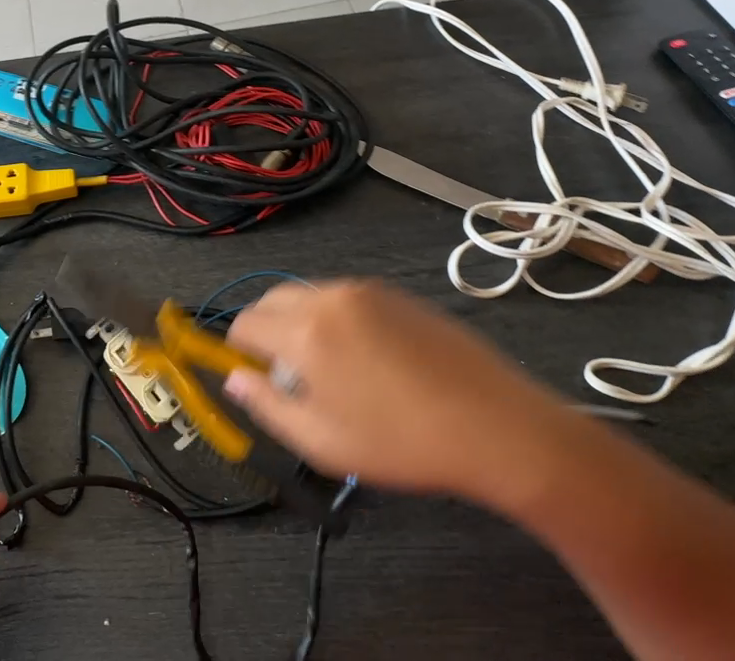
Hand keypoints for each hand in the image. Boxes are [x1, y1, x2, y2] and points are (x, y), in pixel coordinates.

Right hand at [223, 279, 580, 510]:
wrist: (500, 428)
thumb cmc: (403, 443)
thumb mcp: (322, 442)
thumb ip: (267, 406)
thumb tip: (234, 379)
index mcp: (305, 332)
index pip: (243, 324)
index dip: (237, 353)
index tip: (256, 381)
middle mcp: (330, 298)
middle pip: (271, 300)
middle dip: (266, 332)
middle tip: (291, 378)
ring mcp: (369, 291)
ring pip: (308, 296)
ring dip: (300, 323)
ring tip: (335, 372)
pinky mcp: (400, 295)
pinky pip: (346, 299)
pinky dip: (336, 319)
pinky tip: (371, 361)